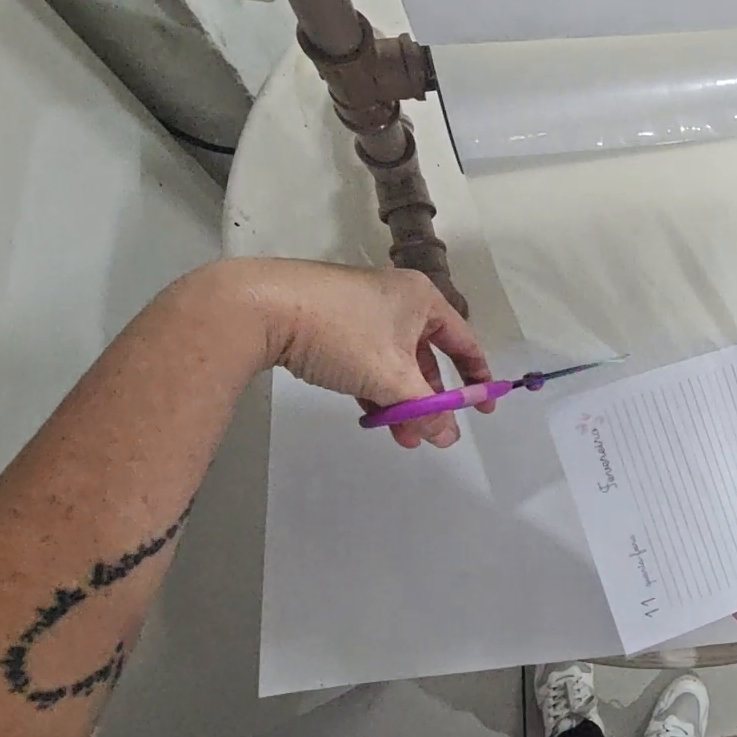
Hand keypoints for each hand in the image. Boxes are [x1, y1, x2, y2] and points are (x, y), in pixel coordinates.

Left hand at [218, 258, 492, 448]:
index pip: (464, 342)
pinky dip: (372, 386)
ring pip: (393, 362)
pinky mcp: (328, 318)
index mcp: (422, 299)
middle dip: (428, 400)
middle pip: (426, 357)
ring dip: (399, 400)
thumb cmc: (341, 335)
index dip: (476, 378)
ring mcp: (360, 307)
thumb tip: (449, 438)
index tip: (481, 410)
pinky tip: (369, 414)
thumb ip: (427, 410)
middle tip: (429, 433)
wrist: (254, 307)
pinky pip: (365, 357)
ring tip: (398, 436)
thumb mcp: (392, 379)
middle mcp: (396, 298)